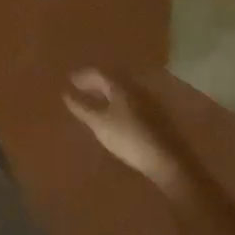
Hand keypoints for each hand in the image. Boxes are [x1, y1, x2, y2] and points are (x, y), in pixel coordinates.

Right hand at [65, 71, 189, 190]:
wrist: (168, 161)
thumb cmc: (128, 138)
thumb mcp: (98, 123)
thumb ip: (81, 107)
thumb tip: (65, 93)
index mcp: (121, 87)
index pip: (99, 73)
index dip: (83, 75)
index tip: (70, 80)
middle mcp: (137, 90)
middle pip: (113, 80)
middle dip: (96, 83)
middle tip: (81, 89)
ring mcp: (149, 103)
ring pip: (124, 92)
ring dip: (108, 94)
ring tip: (95, 102)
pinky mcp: (157, 118)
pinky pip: (132, 103)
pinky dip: (119, 104)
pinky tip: (116, 116)